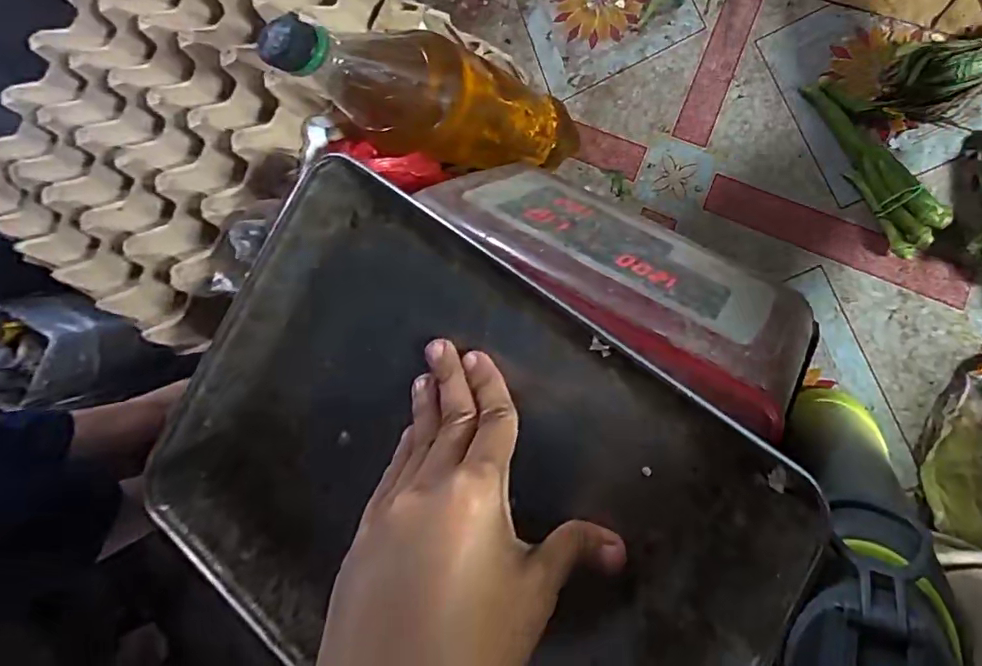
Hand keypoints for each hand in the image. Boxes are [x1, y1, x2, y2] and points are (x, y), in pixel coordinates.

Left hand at [319, 340, 625, 665]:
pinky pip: (388, 476)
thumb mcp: (531, 593)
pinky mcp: (363, 539)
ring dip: (422, 409)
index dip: (490, 388)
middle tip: (442, 345)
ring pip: (413, 445)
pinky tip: (402, 441)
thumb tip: (618, 544)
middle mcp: (431, 487)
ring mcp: (390, 511)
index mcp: (478, 489)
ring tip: (422, 379)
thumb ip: (570, 550)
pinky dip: (401, 450)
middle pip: (448, 422)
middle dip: (450, 381)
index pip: (492, 424)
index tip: (479, 357)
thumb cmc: (473, 639)